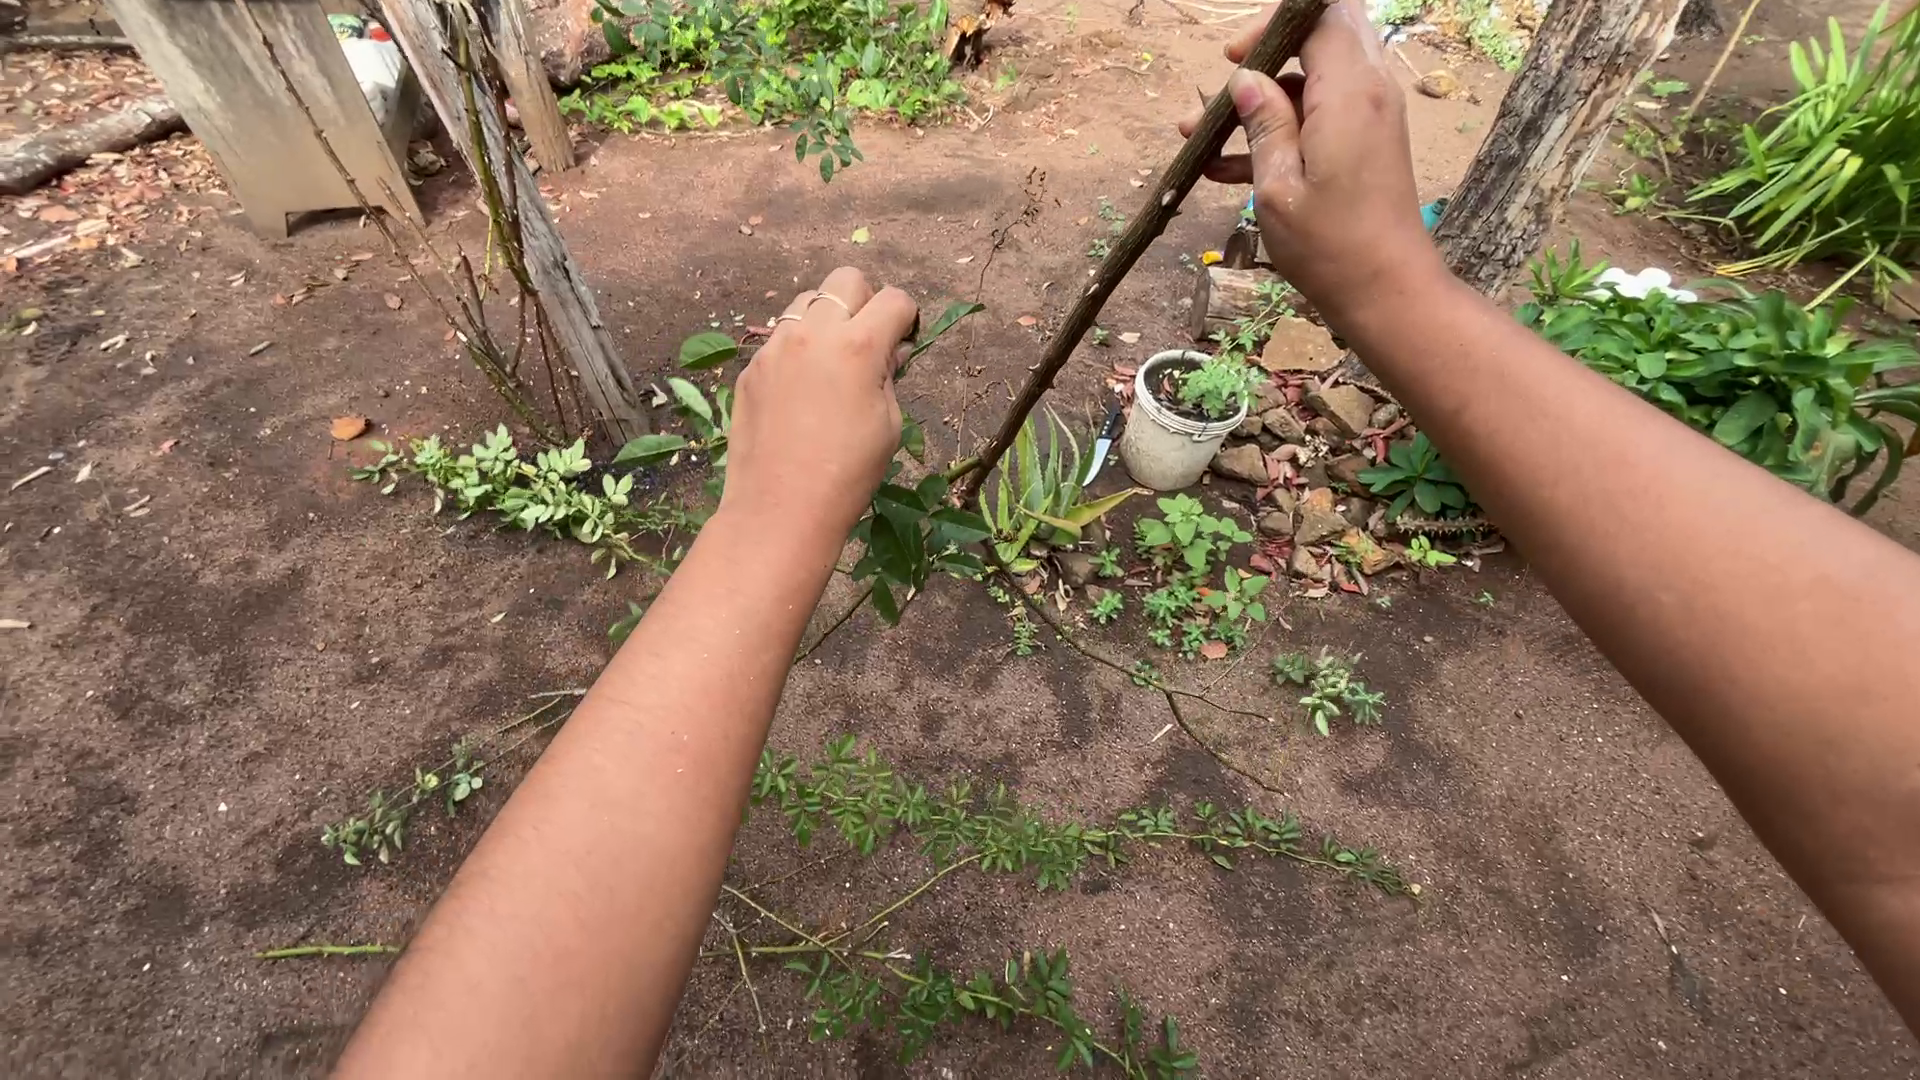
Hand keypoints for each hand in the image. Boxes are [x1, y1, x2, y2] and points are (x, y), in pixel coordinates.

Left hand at [721, 267, 914, 542]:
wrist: (780, 509)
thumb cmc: (848, 474)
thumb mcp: (888, 424)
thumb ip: (888, 375)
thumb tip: (888, 351)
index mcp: (857, 347)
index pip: (894, 299)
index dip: (907, 317)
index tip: (905, 340)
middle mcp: (813, 333)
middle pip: (846, 281)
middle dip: (865, 302)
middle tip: (867, 343)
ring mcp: (775, 347)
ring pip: (807, 303)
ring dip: (826, 321)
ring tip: (830, 364)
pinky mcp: (751, 368)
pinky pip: (780, 339)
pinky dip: (798, 350)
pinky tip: (800, 393)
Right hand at [1179, 1, 1443, 328]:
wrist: (1382, 287)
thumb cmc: (1326, 244)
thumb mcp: (1277, 187)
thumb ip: (1264, 126)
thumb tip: (1245, 81)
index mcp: (1349, 92)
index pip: (1319, 18)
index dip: (1270, 29)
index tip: (1231, 61)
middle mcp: (1370, 90)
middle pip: (1323, 37)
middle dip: (1268, 56)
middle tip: (1226, 92)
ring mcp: (1371, 116)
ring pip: (1315, 80)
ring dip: (1264, 103)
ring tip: (1206, 140)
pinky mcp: (1366, 143)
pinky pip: (1320, 115)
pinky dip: (1280, 131)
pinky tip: (1227, 168)